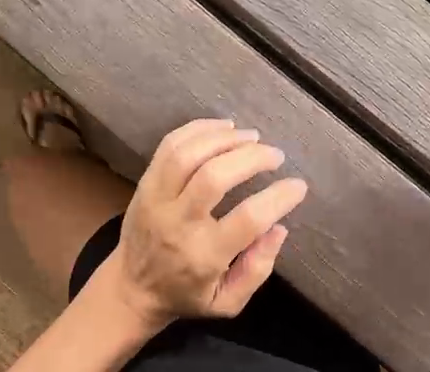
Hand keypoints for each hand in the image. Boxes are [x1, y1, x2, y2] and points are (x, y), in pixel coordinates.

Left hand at [102, 118, 307, 326]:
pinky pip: (170, 144)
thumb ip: (257, 270)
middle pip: (214, 176)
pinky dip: (199, 128)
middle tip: (275, 154)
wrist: (131, 287)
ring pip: (188, 154)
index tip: (298, 185)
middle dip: (251, 158)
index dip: (278, 198)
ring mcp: (158, 197)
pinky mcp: (146, 180)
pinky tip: (224, 126)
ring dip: (224, 138)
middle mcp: (179, 222)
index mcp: (204, 255)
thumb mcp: (227, 302)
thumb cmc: (185, 294)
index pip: (247, 220)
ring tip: (251, 136)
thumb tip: (280, 228)